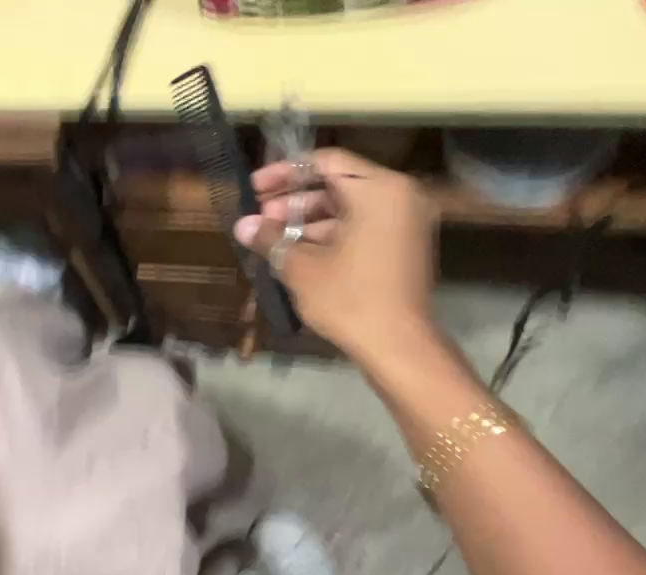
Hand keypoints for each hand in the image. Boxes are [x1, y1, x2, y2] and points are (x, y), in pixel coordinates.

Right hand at [235, 148, 441, 359]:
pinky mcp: (401, 245)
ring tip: (271, 240)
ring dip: (307, 221)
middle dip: (293, 201)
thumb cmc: (349, 299)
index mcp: (379, 190)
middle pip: (337, 184)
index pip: (326, 162)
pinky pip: (361, 226)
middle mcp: (398, 195)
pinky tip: (296, 253)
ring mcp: (404, 221)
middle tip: (258, 219)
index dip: (285, 172)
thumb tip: (242, 225)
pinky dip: (329, 235)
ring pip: (347, 208)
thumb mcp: (302, 268)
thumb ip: (271, 240)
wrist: (396, 342)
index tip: (255, 187)